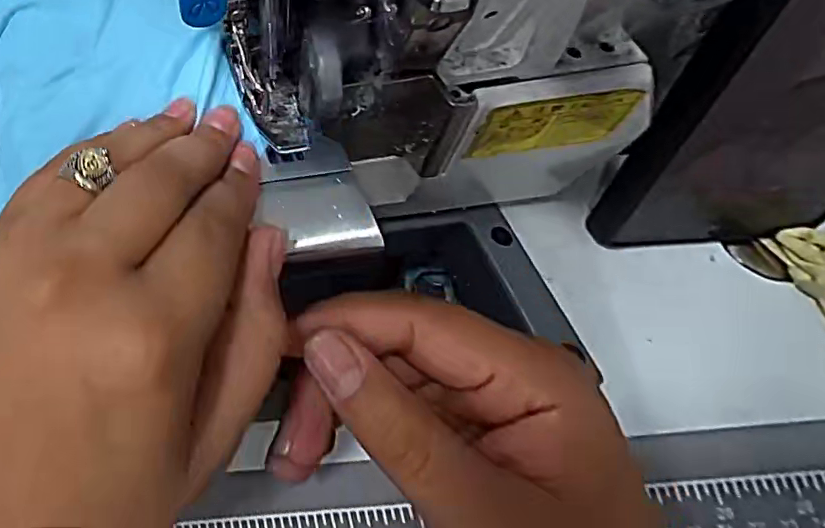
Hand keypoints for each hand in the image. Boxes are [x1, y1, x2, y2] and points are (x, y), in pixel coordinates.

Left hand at [0, 100, 288, 527]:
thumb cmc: (93, 497)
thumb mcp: (199, 446)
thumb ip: (250, 339)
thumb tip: (265, 240)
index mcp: (151, 336)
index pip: (211, 229)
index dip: (237, 190)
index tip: (252, 163)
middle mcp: (89, 272)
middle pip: (162, 181)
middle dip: (202, 148)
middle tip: (226, 126)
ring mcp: (32, 244)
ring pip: (108, 160)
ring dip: (153, 132)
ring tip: (185, 115)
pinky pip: (57, 170)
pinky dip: (96, 146)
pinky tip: (123, 137)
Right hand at [269, 294, 657, 527]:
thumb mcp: (481, 513)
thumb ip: (399, 428)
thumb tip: (327, 347)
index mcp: (533, 377)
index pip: (415, 316)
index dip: (344, 322)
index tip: (291, 343)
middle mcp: (507, 374)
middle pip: (391, 341)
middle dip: (334, 377)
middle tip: (296, 425)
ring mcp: (483, 400)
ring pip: (381, 368)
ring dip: (333, 402)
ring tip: (303, 446)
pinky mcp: (462, 427)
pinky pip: (390, 400)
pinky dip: (351, 421)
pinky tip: (327, 442)